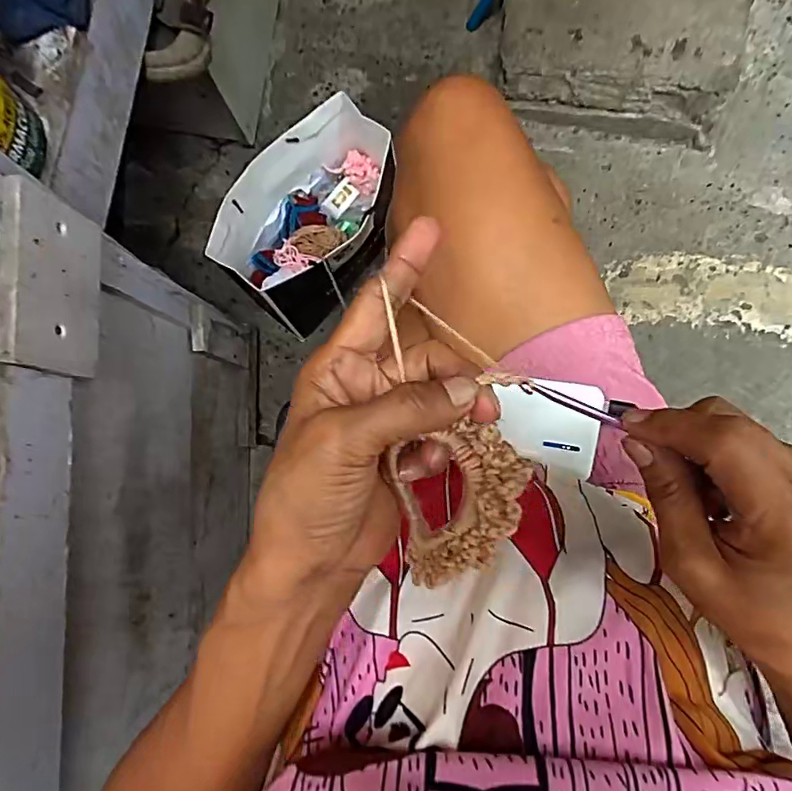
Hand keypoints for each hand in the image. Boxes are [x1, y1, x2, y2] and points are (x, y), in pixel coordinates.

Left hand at [235, 218, 499, 620]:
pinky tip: (424, 469)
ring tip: (468, 436)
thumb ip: (407, 408)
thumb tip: (470, 389)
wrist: (310, 563)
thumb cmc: (306, 495)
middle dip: (454, 375)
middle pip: (424, 360)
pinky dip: (443, 445)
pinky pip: (439, 433)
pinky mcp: (402, 455)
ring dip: (456, 414)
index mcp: (337, 370)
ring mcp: (385, 423)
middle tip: (485, 403)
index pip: (376, 307)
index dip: (404, 268)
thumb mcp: (347, 441)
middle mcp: (363, 388)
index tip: (432, 227)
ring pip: (438, 398)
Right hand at [621, 398, 791, 675]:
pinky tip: (714, 489)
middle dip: (678, 434)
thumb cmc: (739, 600)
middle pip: (728, 425)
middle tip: (651, 463)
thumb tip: (640, 442)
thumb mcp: (687, 560)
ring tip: (692, 492)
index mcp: (784, 513)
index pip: (726, 442)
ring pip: (732, 424)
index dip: (673, 426)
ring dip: (695, 446)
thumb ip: (667, 496)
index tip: (628, 425)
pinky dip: (713, 453)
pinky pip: (742, 435)